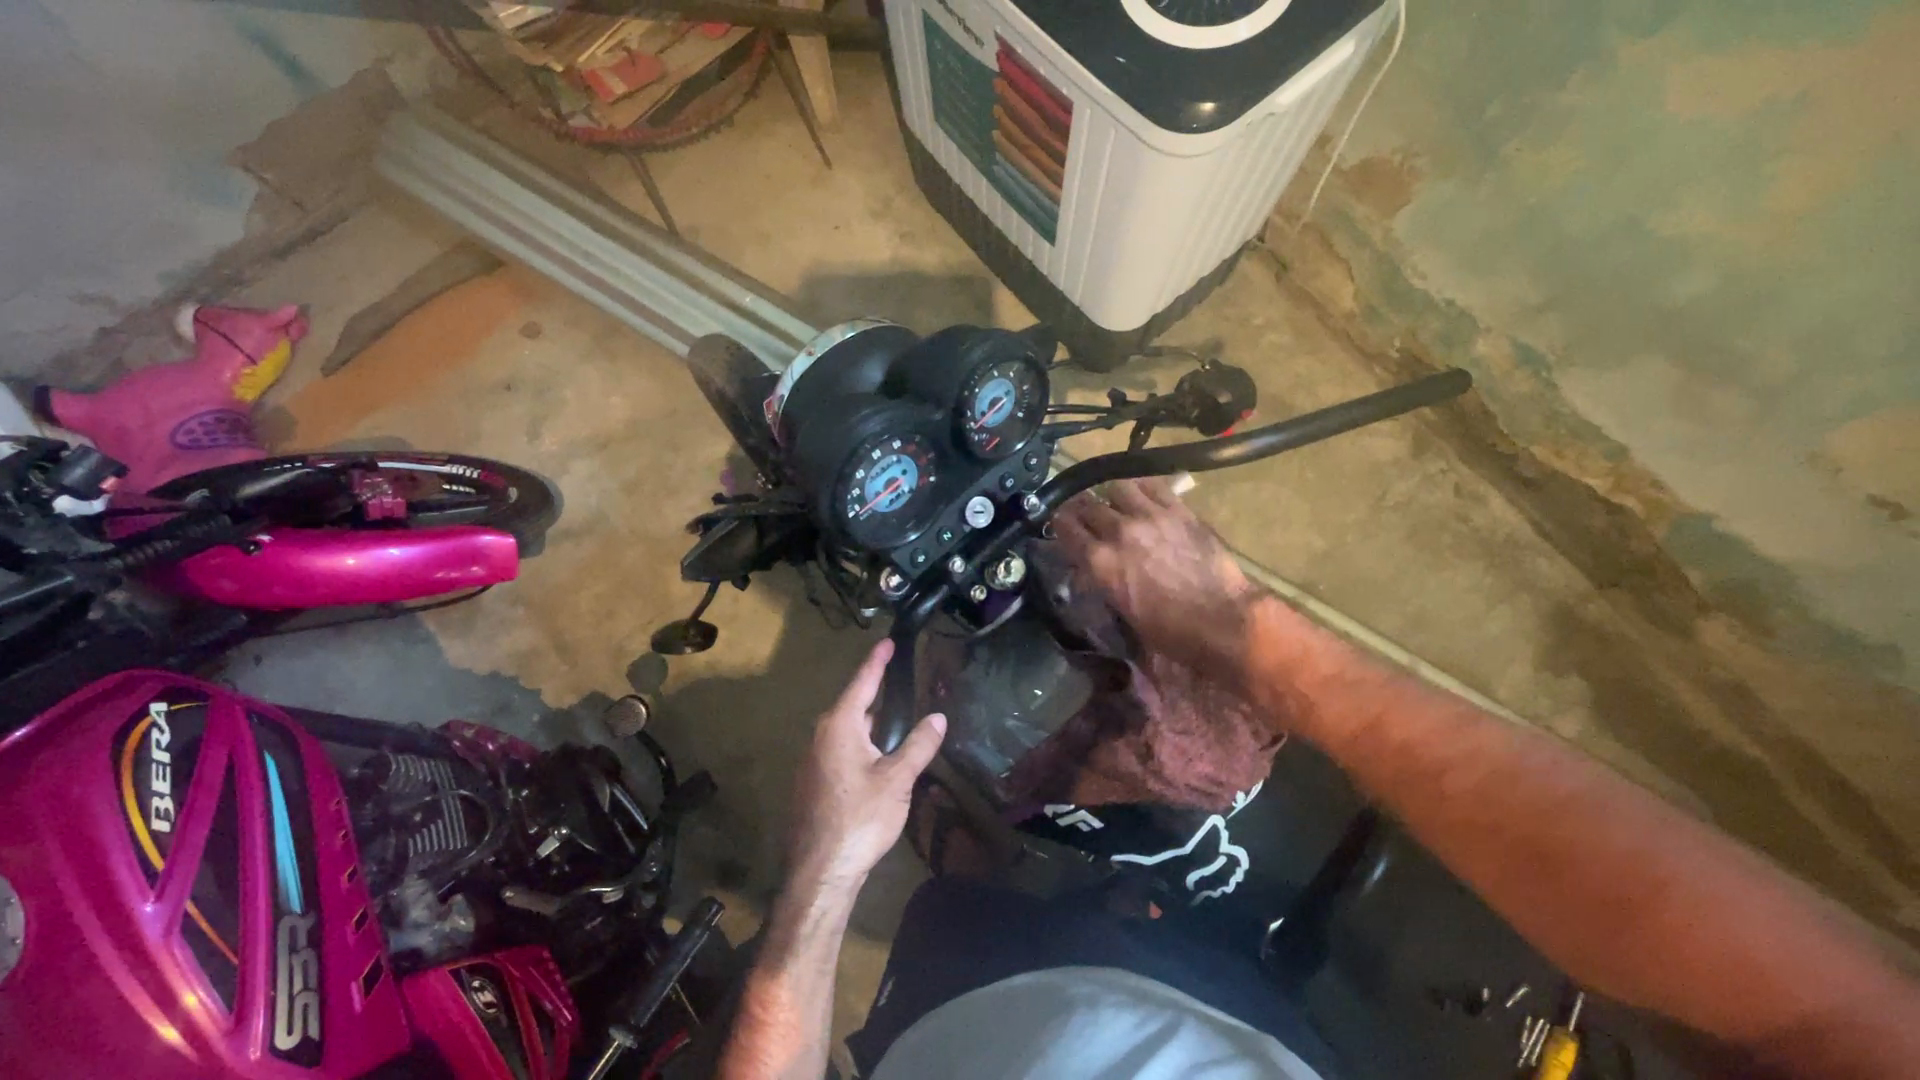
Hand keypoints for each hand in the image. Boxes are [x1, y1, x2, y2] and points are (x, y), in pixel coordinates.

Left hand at [786, 639, 945, 887]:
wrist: (820, 869)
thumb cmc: (860, 818)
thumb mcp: (898, 779)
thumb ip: (918, 745)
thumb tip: (938, 717)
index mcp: (839, 725)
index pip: (862, 682)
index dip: (877, 661)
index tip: (888, 641)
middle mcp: (821, 735)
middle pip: (854, 707)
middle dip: (878, 697)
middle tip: (904, 687)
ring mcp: (813, 760)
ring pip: (848, 732)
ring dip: (871, 727)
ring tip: (899, 726)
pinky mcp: (813, 783)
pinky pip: (841, 751)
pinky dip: (862, 747)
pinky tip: (880, 763)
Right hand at [1052, 477, 1259, 677]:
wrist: (1222, 622)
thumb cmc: (1171, 632)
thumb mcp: (1122, 613)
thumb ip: (1102, 583)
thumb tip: (1091, 572)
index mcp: (1100, 562)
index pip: (1065, 527)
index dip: (1059, 524)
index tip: (1060, 524)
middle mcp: (1119, 531)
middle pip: (1087, 504)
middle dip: (1081, 509)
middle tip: (1085, 515)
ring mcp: (1150, 516)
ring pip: (1117, 487)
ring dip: (1112, 496)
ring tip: (1117, 505)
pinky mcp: (1179, 510)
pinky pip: (1152, 484)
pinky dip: (1142, 487)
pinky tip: (1143, 496)